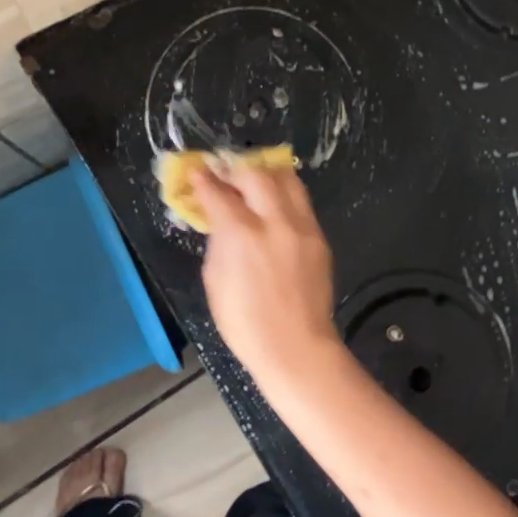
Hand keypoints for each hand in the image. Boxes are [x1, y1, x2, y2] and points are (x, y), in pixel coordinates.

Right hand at [191, 165, 340, 378]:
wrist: (295, 345)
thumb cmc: (244, 323)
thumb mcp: (216, 280)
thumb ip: (219, 241)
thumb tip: (220, 219)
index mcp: (241, 235)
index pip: (219, 193)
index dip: (205, 180)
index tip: (197, 171)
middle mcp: (274, 222)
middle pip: (256, 175)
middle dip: (236, 171)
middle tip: (226, 177)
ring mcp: (302, 227)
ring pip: (287, 180)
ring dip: (266, 174)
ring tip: (254, 181)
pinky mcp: (319, 237)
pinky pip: (301, 203)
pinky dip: (285, 196)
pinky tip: (275, 205)